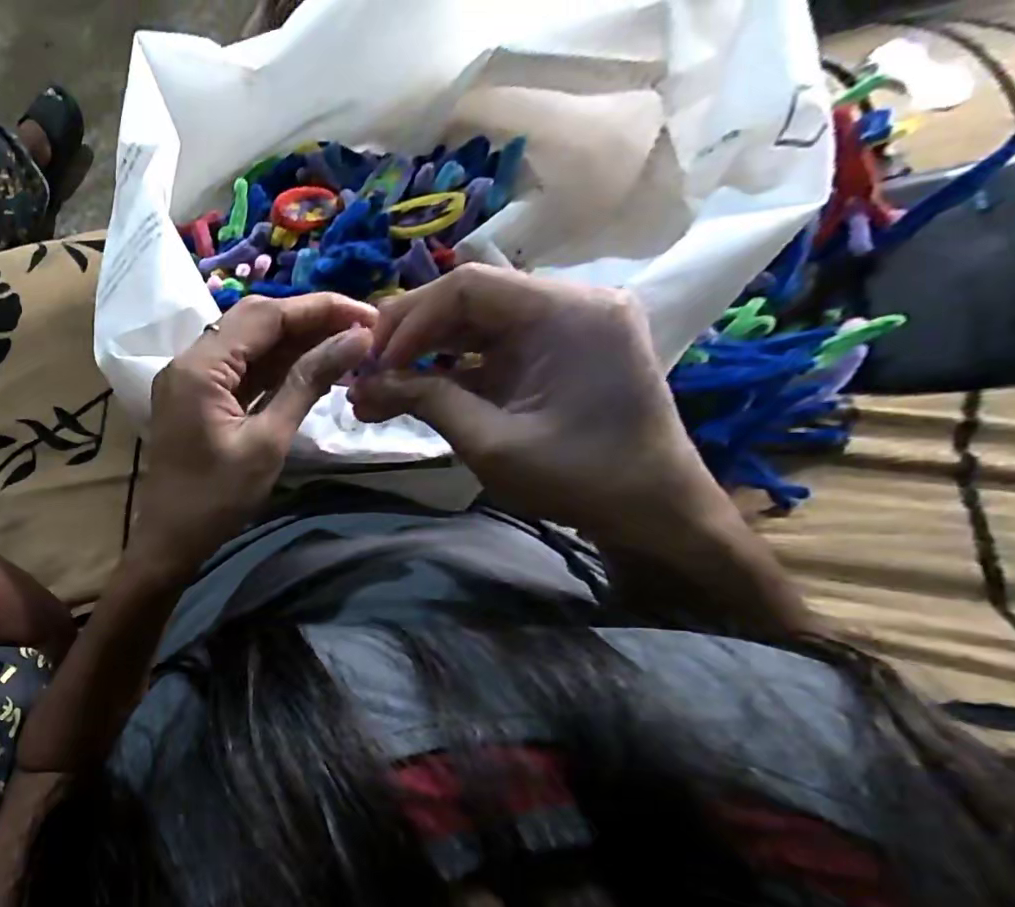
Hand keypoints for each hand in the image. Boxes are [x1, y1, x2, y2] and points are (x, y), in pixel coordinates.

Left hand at [130, 294, 375, 576]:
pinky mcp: (194, 400)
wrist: (168, 542)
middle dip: (309, 322)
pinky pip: (238, 371)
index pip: (264, 316)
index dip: (319, 308)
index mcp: (199, 368)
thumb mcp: (267, 441)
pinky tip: (312, 369)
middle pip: (254, 323)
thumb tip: (356, 338)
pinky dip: (273, 368)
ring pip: (247, 345)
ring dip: (294, 343)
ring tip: (347, 348)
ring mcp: (188, 381)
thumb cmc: (215, 500)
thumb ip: (307, 383)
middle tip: (362, 331)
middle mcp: (187, 363)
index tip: (368, 315)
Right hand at [348, 265, 725, 550]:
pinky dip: (446, 370)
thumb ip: (427, 401)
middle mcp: (568, 305)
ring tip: (374, 392)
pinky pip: (488, 349)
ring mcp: (563, 329)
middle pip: (467, 298)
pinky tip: (408, 394)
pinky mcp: (553, 355)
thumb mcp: (491, 442)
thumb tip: (362, 386)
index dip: (410, 321)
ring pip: (472, 324)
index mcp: (566, 313)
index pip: (467, 287)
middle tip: (364, 375)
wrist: (651, 510)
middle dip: (408, 336)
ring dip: (420, 355)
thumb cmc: (579, 477)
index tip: (374, 367)